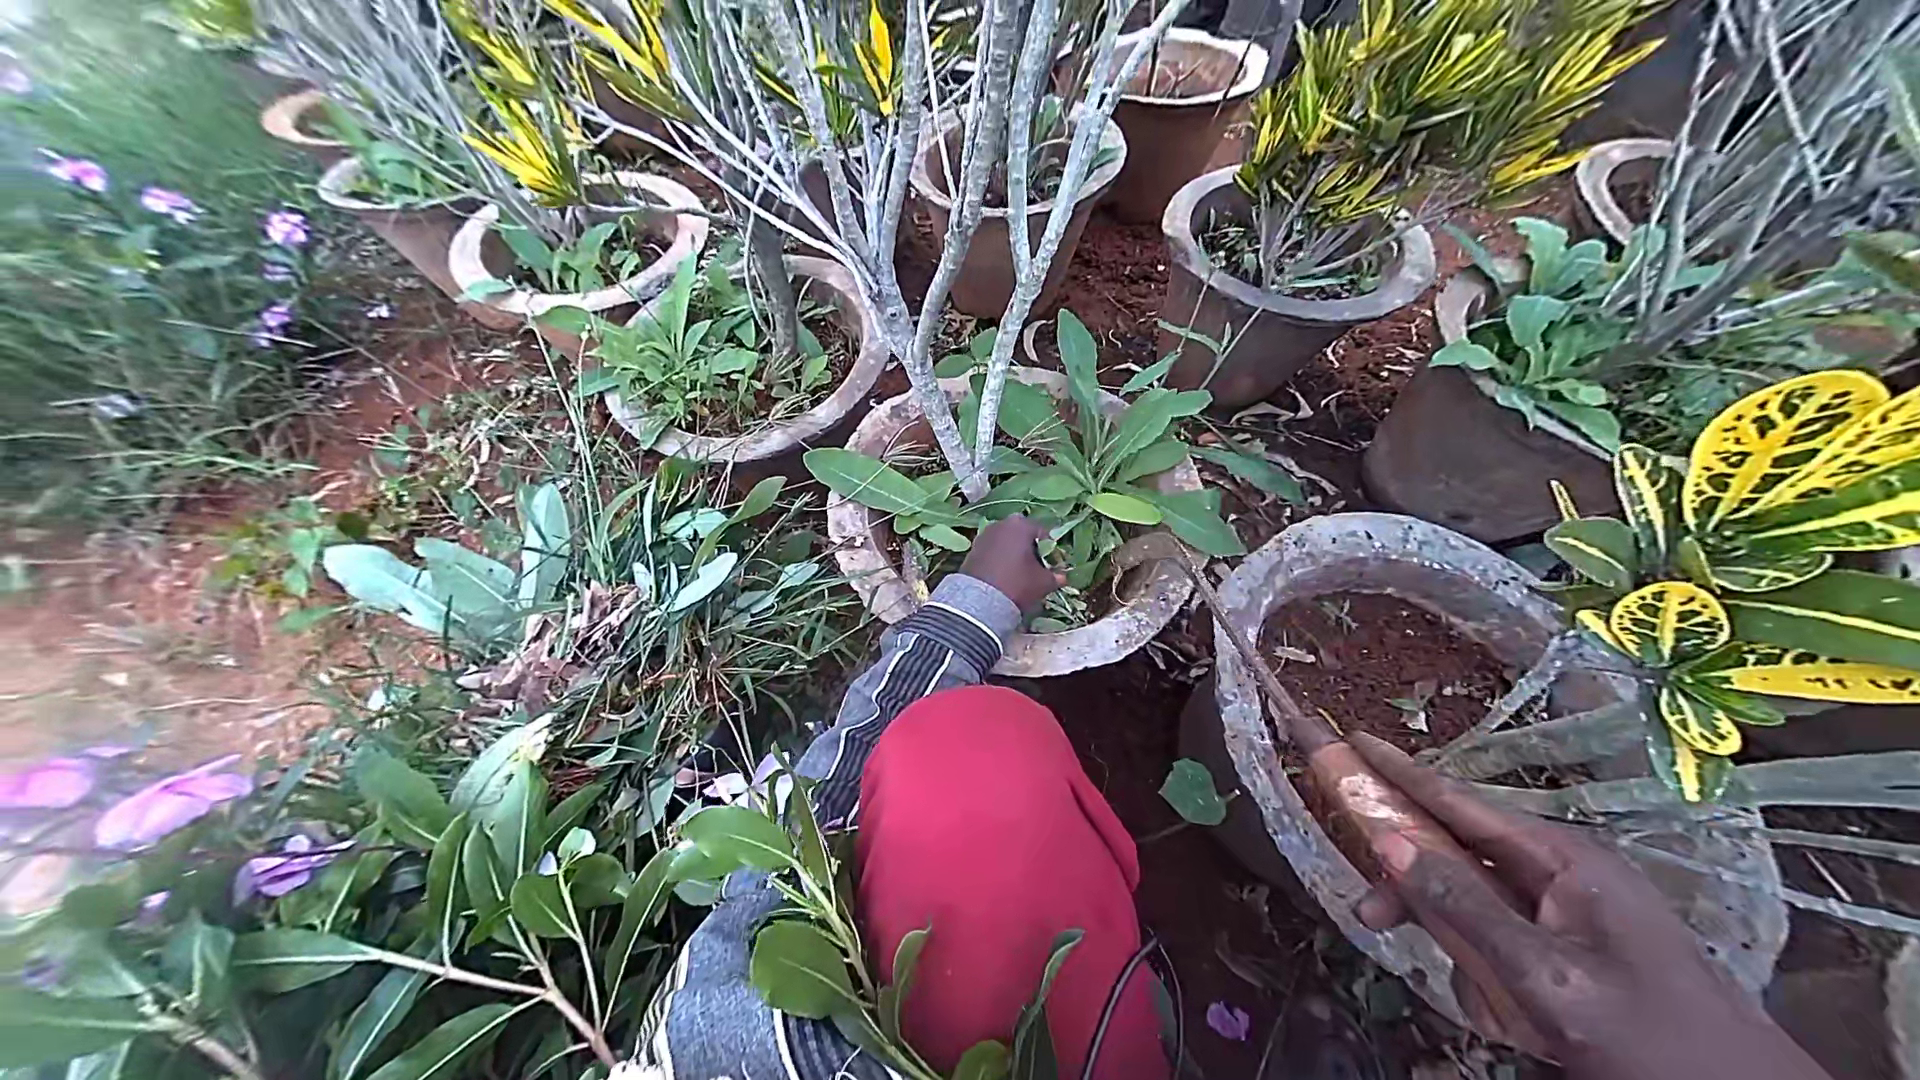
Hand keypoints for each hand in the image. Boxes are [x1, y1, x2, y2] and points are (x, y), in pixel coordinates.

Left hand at [960, 515, 1065, 614]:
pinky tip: (1004, 575)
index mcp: (1021, 525)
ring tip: (1020, 573)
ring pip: (1006, 542)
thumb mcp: (1043, 582)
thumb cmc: (1017, 584)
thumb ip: (1056, 576)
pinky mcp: (972, 549)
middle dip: (1031, 549)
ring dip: (1014, 554)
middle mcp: (1001, 524)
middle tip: (1037, 568)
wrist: (979, 601)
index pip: (1043, 533)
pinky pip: (992, 551)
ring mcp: (984, 536)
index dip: (1051, 550)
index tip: (1054, 564)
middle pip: (1022, 535)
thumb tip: (1063, 576)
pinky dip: (1000, 559)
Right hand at [1345, 733, 1829, 1079]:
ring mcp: (1566, 904)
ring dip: (1445, 930)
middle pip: (1455, 849)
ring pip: (1471, 893)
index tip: (1351, 737)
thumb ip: (1461, 905)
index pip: (1456, 798)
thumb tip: (1386, 841)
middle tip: (1370, 908)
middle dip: (1411, 879)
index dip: (1397, 768)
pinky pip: (1497, 928)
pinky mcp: (1568, 939)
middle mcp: (1559, 868)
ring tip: (1448, 989)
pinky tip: (1494, 1006)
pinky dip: (1480, 960)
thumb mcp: (1545, 979)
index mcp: (1561, 857)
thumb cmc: (1653, 1042)